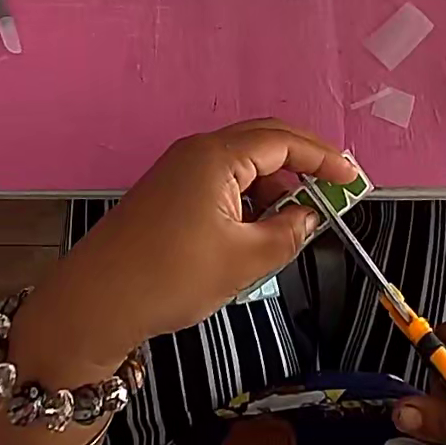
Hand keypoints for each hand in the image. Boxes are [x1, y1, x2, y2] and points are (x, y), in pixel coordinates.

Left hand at [17, 120, 355, 381]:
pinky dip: (249, 196)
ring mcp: (181, 168)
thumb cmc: (171, 277)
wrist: (94, 304)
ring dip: (274, 184)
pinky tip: (256, 227)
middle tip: (333, 186)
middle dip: (303, 160)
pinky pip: (223, 179)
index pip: (284, 142)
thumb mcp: (244, 260)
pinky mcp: (171, 189)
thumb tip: (309, 217)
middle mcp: (198, 150)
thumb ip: (289, 233)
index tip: (351, 178)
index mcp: (217, 156)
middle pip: (265, 140)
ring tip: (292, 221)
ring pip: (244, 161)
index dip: (324, 158)